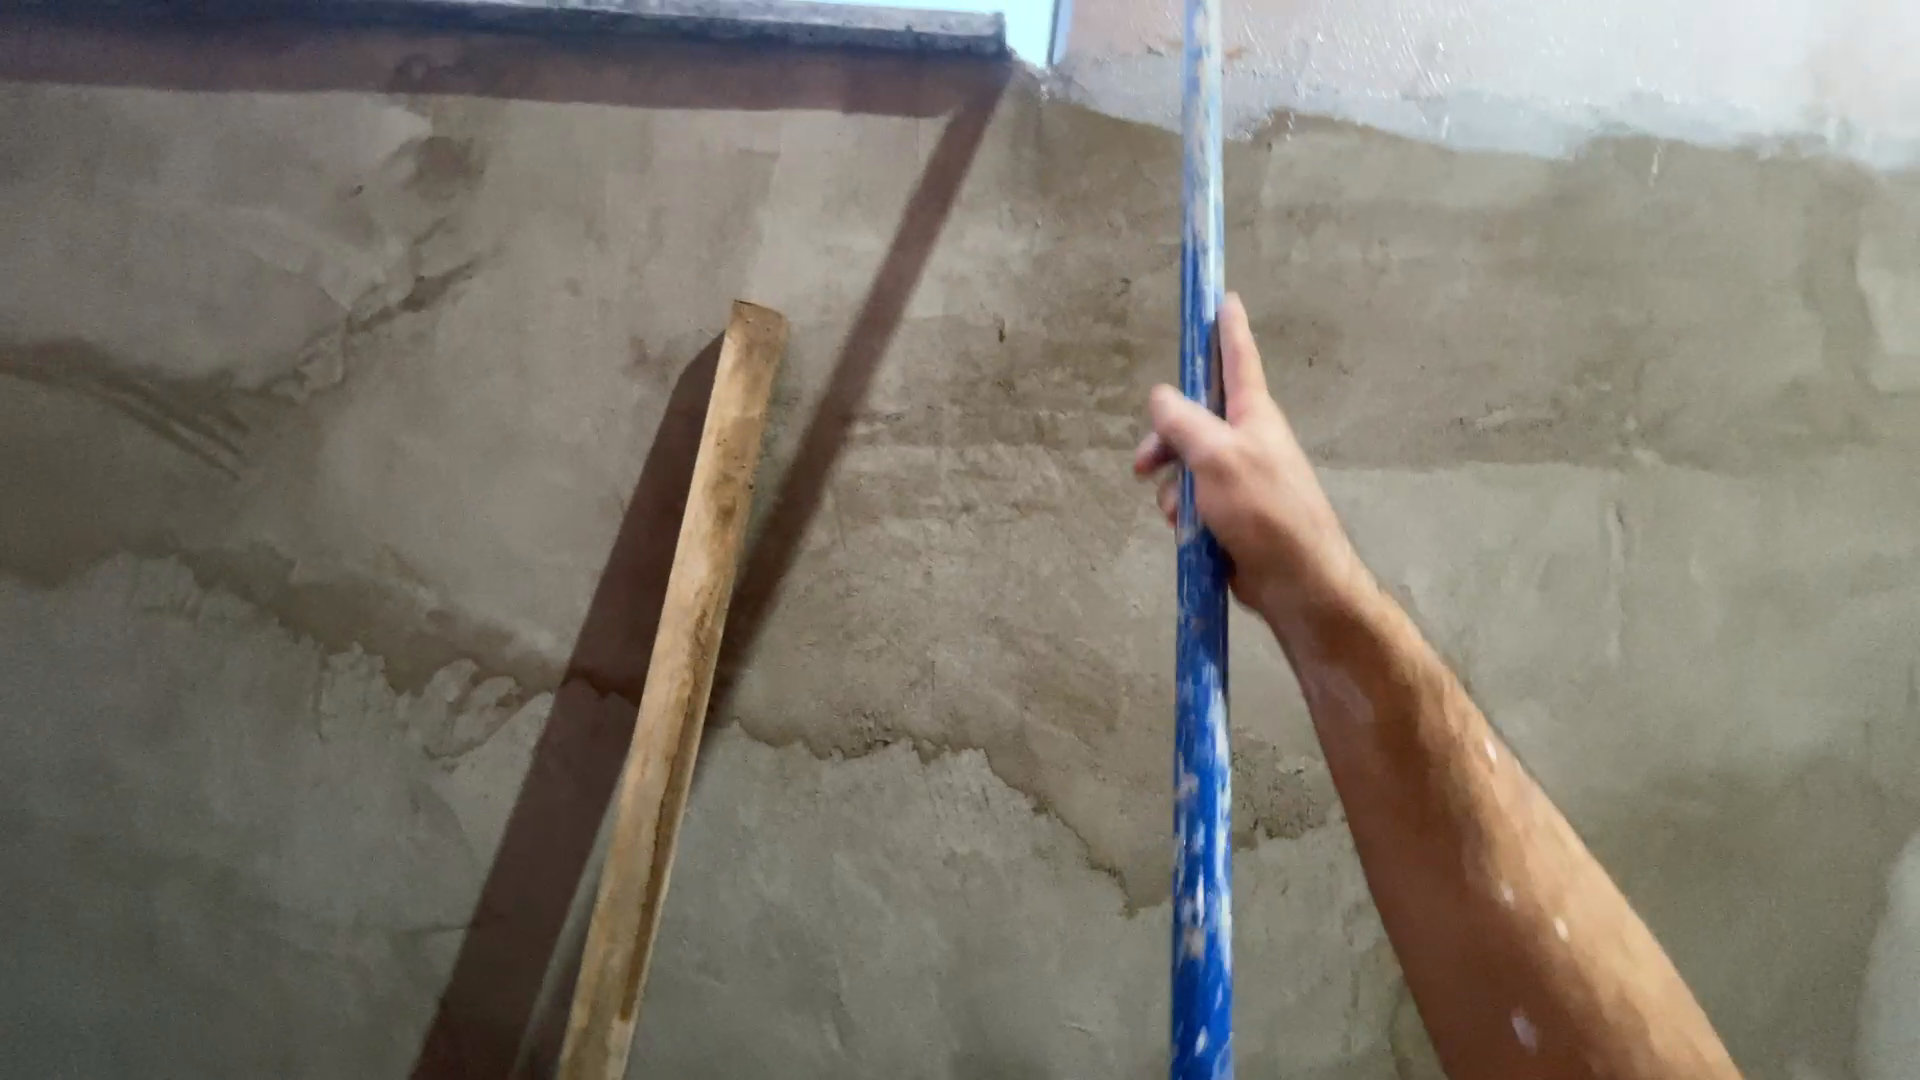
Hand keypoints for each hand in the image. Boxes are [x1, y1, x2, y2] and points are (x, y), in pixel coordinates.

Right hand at [1134, 293, 1364, 621]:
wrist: (1293, 579)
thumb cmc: (1262, 509)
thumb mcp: (1216, 456)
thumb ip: (1183, 421)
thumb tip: (1160, 396)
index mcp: (1252, 415)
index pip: (1237, 359)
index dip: (1227, 329)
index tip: (1223, 298)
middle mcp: (1244, 439)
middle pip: (1191, 419)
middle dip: (1162, 439)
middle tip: (1142, 462)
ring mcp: (1235, 477)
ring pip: (1182, 464)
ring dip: (1169, 485)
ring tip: (1175, 512)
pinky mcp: (1226, 512)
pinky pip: (1188, 498)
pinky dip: (1180, 511)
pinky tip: (1184, 530)